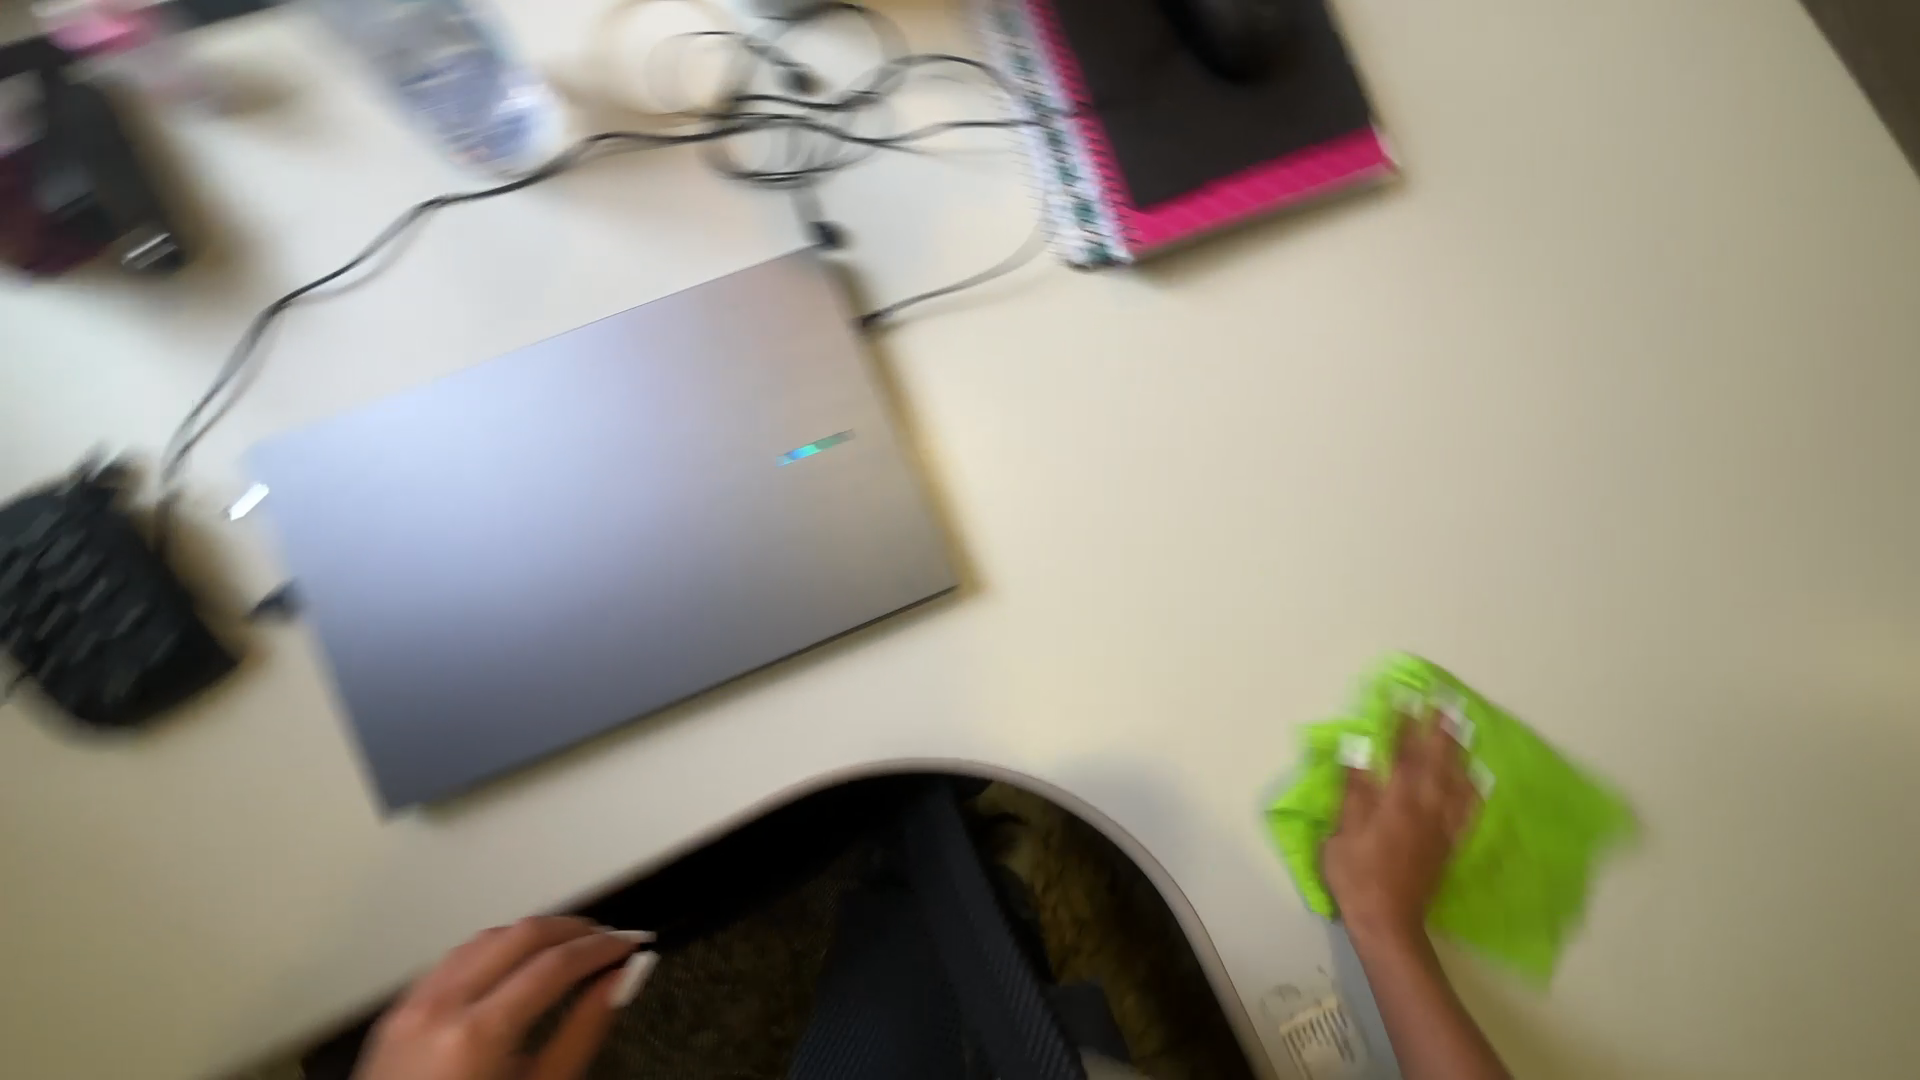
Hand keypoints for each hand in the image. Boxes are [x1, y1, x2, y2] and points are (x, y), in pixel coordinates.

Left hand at [352, 916, 655, 1079]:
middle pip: (525, 934)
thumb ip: (583, 1031)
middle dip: (575, 929)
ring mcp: (411, 1007)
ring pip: (489, 936)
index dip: (603, 946)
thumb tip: (621, 976)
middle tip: (608, 939)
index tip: (633, 942)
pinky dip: (495, 948)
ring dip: (535, 934)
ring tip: (569, 949)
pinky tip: (517, 963)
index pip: (557, 963)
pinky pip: (454, 958)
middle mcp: (441, 1007)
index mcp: (478, 1035)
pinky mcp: (396, 1013)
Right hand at [1323, 718, 1478, 943]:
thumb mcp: (1341, 831)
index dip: (1402, 725)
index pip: (1401, 754)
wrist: (1388, 921)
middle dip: (1439, 732)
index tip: (1404, 698)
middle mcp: (1425, 809)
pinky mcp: (1448, 845)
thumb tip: (1356, 752)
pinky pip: (1467, 809)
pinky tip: (1475, 780)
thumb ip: (1353, 791)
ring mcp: (1441, 828)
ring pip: (1457, 783)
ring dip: (1458, 754)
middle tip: (1443, 705)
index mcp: (1396, 802)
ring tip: (1461, 732)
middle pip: (1437, 763)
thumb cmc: (1356, 874)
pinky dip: (1472, 789)